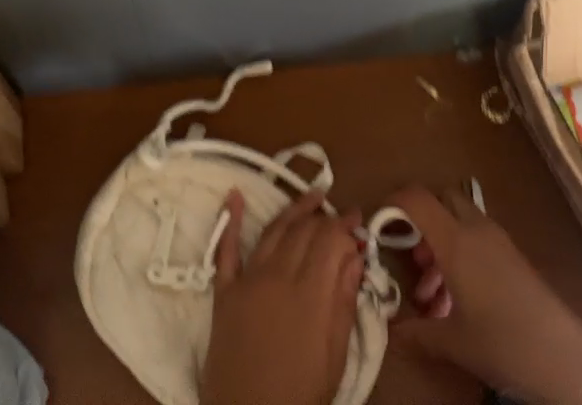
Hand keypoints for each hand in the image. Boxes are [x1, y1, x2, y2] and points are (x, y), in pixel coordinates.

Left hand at [202, 189, 362, 404]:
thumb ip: (343, 300)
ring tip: (311, 196)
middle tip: (340, 215)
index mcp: (310, 292)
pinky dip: (230, 221)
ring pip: (272, 232)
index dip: (346, 224)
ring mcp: (247, 281)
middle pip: (303, 231)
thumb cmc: (301, 393)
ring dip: (292, 210)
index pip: (330, 239)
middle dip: (324, 217)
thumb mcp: (335, 353)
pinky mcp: (223, 292)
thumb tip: (354, 257)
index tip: (358, 219)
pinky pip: (225, 250)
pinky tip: (234, 196)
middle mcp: (278, 275)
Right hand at [390, 185, 581, 404]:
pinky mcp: (514, 258)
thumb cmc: (503, 342)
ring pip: (460, 222)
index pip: (416, 198)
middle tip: (410, 255)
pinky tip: (456, 300)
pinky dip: (460, 256)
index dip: (392, 203)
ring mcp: (499, 242)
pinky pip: (478, 240)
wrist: (566, 360)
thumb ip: (415, 331)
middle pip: (441, 199)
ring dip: (440, 243)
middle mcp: (477, 231)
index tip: (377, 224)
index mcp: (456, 241)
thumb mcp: (451, 341)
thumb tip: (391, 329)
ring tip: (430, 293)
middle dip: (420, 220)